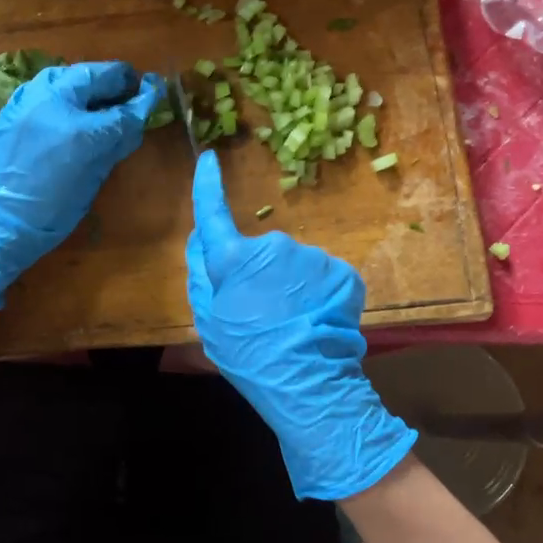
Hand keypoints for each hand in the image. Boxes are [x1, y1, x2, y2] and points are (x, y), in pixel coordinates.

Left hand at [0, 61, 162, 307]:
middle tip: (130, 87)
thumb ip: (112, 148)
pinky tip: (70, 103)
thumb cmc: (49, 213)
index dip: (143, 102)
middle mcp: (55, 104)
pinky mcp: (12, 106)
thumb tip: (132, 126)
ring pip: (67, 74)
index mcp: (82, 131)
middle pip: (95, 77)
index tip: (154, 93)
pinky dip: (63, 89)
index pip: (123, 110)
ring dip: (88, 81)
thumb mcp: (89, 184)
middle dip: (116, 80)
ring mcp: (29, 100)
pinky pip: (44, 86)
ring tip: (101, 94)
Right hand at [186, 150, 416, 499]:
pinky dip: (316, 295)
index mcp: (234, 258)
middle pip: (259, 253)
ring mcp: (312, 257)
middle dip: (258, 274)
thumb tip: (200, 237)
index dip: (207, 185)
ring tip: (290, 324)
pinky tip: (314, 321)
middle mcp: (274, 246)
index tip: (208, 159)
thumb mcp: (209, 321)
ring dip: (290, 286)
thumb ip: (200, 275)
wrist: (307, 384)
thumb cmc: (248, 355)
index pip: (214, 212)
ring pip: (293, 266)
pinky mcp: (343, 272)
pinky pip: (321, 277)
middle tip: (260, 314)